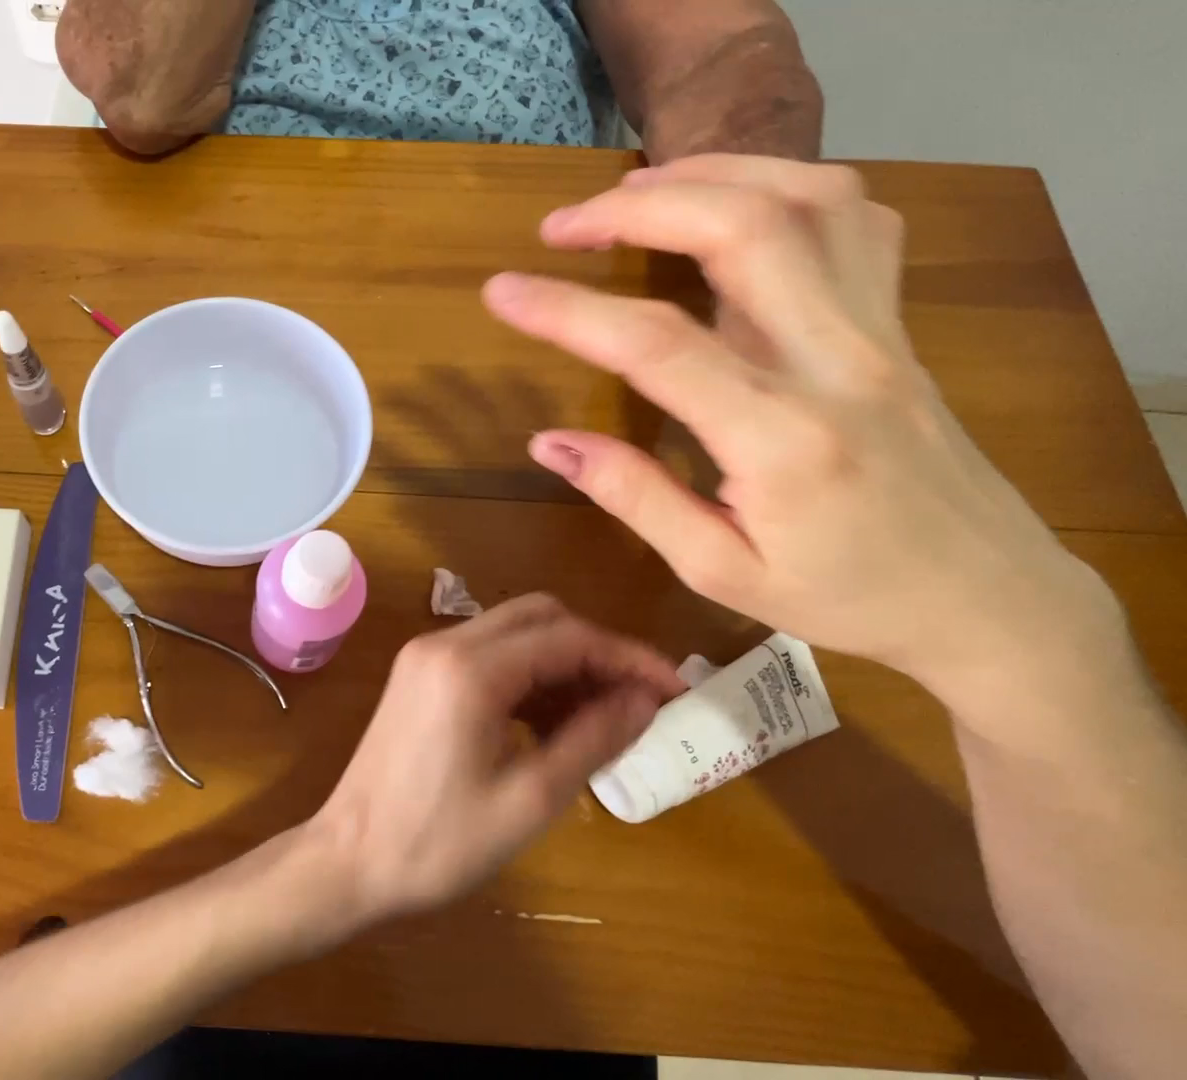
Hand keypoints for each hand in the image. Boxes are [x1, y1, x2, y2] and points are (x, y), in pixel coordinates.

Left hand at [307, 594, 681, 922]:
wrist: (349, 859)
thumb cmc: (439, 842)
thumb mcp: (531, 798)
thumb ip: (593, 738)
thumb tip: (645, 700)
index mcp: (469, 669)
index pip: (568, 635)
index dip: (629, 658)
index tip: (676, 689)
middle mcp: (442, 645)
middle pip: (539, 617)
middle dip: (596, 652)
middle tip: (639, 702)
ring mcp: (423, 658)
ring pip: (512, 634)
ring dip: (562, 664)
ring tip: (604, 721)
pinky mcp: (416, 678)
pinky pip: (485, 657)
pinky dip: (526, 677)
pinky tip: (552, 724)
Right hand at [479, 155, 1124, 705]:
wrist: (987, 598)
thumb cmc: (842, 598)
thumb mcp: (719, 571)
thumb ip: (633, 497)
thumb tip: (547, 443)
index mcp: (780, 439)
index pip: (655, 345)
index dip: (567, 309)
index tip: (501, 291)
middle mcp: (838, 362)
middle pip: (744, 230)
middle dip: (638, 206)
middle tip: (559, 225)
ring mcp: (879, 332)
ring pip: (810, 200)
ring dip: (713, 174)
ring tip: (634, 190)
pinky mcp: (896, 324)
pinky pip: (854, 221)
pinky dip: (785, 187)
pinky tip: (731, 207)